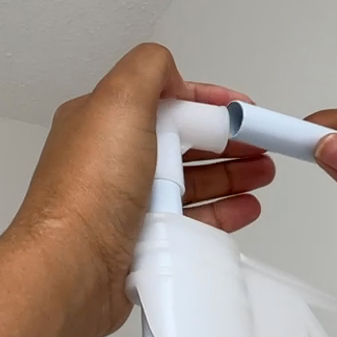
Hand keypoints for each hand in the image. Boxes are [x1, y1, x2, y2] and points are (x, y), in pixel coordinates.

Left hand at [7, 44, 273, 336]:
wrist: (72, 267)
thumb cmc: (91, 185)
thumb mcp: (119, 100)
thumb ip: (149, 69)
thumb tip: (174, 80)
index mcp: (100, 120)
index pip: (161, 99)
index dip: (206, 100)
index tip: (244, 110)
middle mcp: (110, 158)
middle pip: (179, 139)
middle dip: (224, 138)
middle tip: (263, 145)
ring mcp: (123, 200)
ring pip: (186, 179)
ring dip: (229, 173)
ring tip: (263, 173)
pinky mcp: (139, 238)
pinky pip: (188, 219)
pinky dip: (220, 210)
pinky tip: (247, 206)